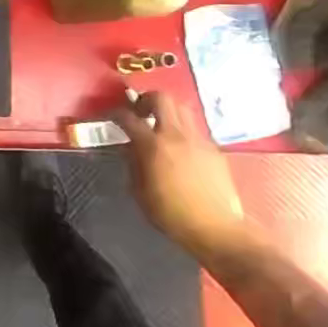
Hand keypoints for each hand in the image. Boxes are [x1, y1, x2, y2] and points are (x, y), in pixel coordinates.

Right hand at [113, 90, 252, 263]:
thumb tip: (131, 147)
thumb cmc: (171, 214)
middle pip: (161, 98)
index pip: (129, 118)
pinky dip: (183, 129)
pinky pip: (195, 128)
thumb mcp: (140, 191)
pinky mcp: (214, 148)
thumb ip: (133, 163)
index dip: (117, 113)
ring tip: (161, 125)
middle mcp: (176, 135)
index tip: (112, 116)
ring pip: (182, 107)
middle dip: (146, 99)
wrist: (216, 228)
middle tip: (140, 112)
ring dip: (167, 110)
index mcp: (153, 146)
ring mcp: (198, 139)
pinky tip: (181, 148)